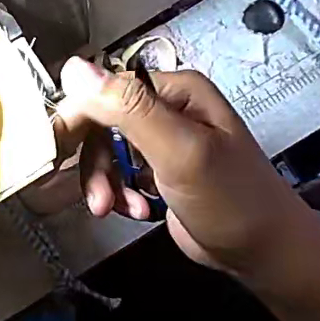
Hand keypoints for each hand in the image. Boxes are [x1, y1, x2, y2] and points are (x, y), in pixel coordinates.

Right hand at [51, 57, 319, 282]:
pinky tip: (139, 211)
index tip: (55, 153)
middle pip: (103, 124)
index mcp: (175, 91)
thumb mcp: (179, 150)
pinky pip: (121, 175)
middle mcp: (168, 109)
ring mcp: (164, 142)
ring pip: (108, 153)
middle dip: (96, 164)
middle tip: (96, 199)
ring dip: (108, 184)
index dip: (78, 121)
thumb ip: (130, 109)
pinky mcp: (160, 172)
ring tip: (121, 210)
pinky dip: (121, 194)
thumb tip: (75, 68)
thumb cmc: (230, 199)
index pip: (107, 90)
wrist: (264, 252)